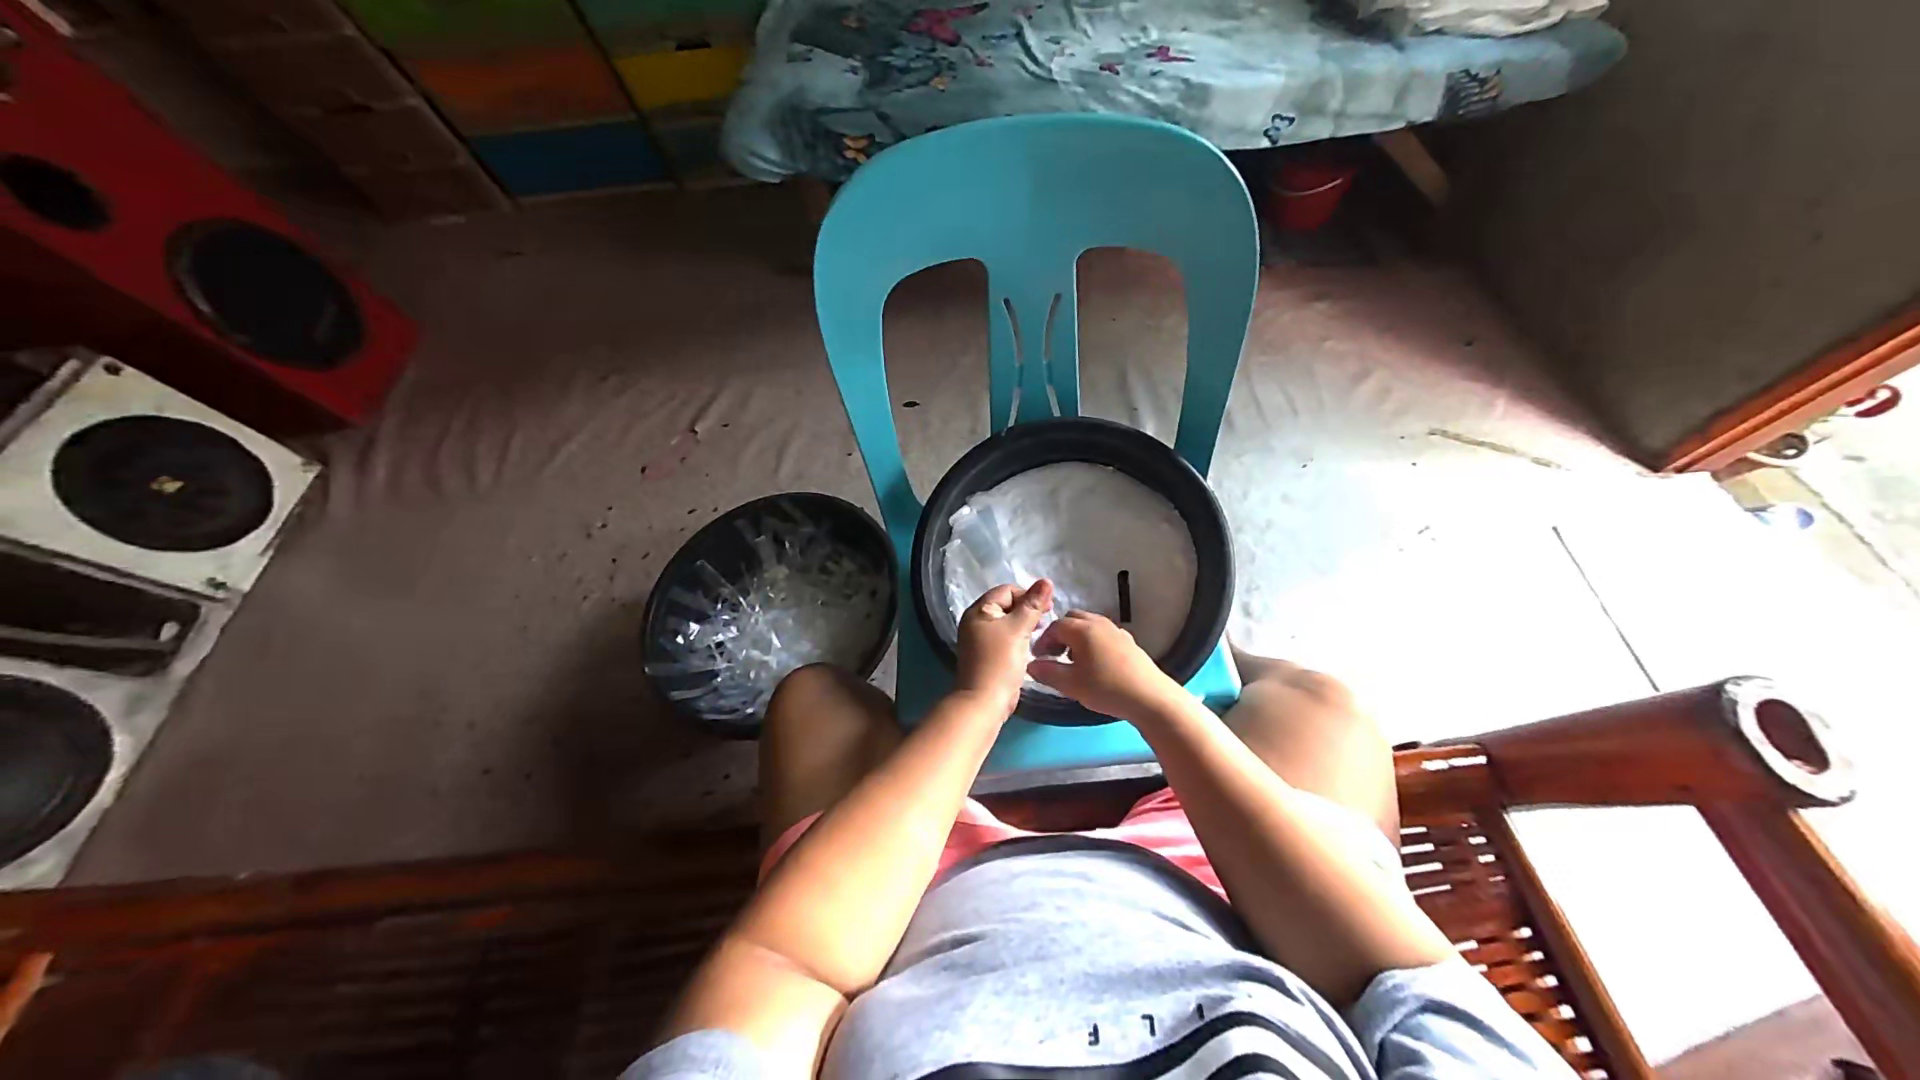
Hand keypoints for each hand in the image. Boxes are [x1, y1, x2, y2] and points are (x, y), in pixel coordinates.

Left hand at [954, 579, 1054, 711]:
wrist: (985, 701)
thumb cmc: (1000, 661)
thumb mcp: (1019, 629)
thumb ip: (1033, 605)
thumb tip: (1046, 581)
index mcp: (979, 611)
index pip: (1007, 590)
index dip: (1028, 595)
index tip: (1048, 608)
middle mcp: (976, 621)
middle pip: (1006, 605)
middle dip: (1028, 608)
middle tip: (1047, 619)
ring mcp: (980, 638)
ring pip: (1007, 622)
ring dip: (1025, 623)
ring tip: (1042, 631)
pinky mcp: (987, 654)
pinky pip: (1005, 637)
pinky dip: (1019, 636)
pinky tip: (1031, 644)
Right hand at [1026, 611, 1185, 723]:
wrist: (1150, 697)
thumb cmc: (1106, 688)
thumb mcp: (1071, 685)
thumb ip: (1047, 673)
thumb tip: (1031, 666)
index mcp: (1081, 629)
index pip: (1054, 626)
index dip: (1043, 641)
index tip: (1038, 658)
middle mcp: (1099, 623)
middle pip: (1072, 619)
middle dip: (1059, 634)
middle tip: (1054, 655)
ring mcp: (1116, 631)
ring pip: (1089, 625)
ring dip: (1076, 637)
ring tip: (1074, 660)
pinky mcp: (1129, 642)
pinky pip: (1104, 634)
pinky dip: (1093, 641)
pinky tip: (1096, 663)